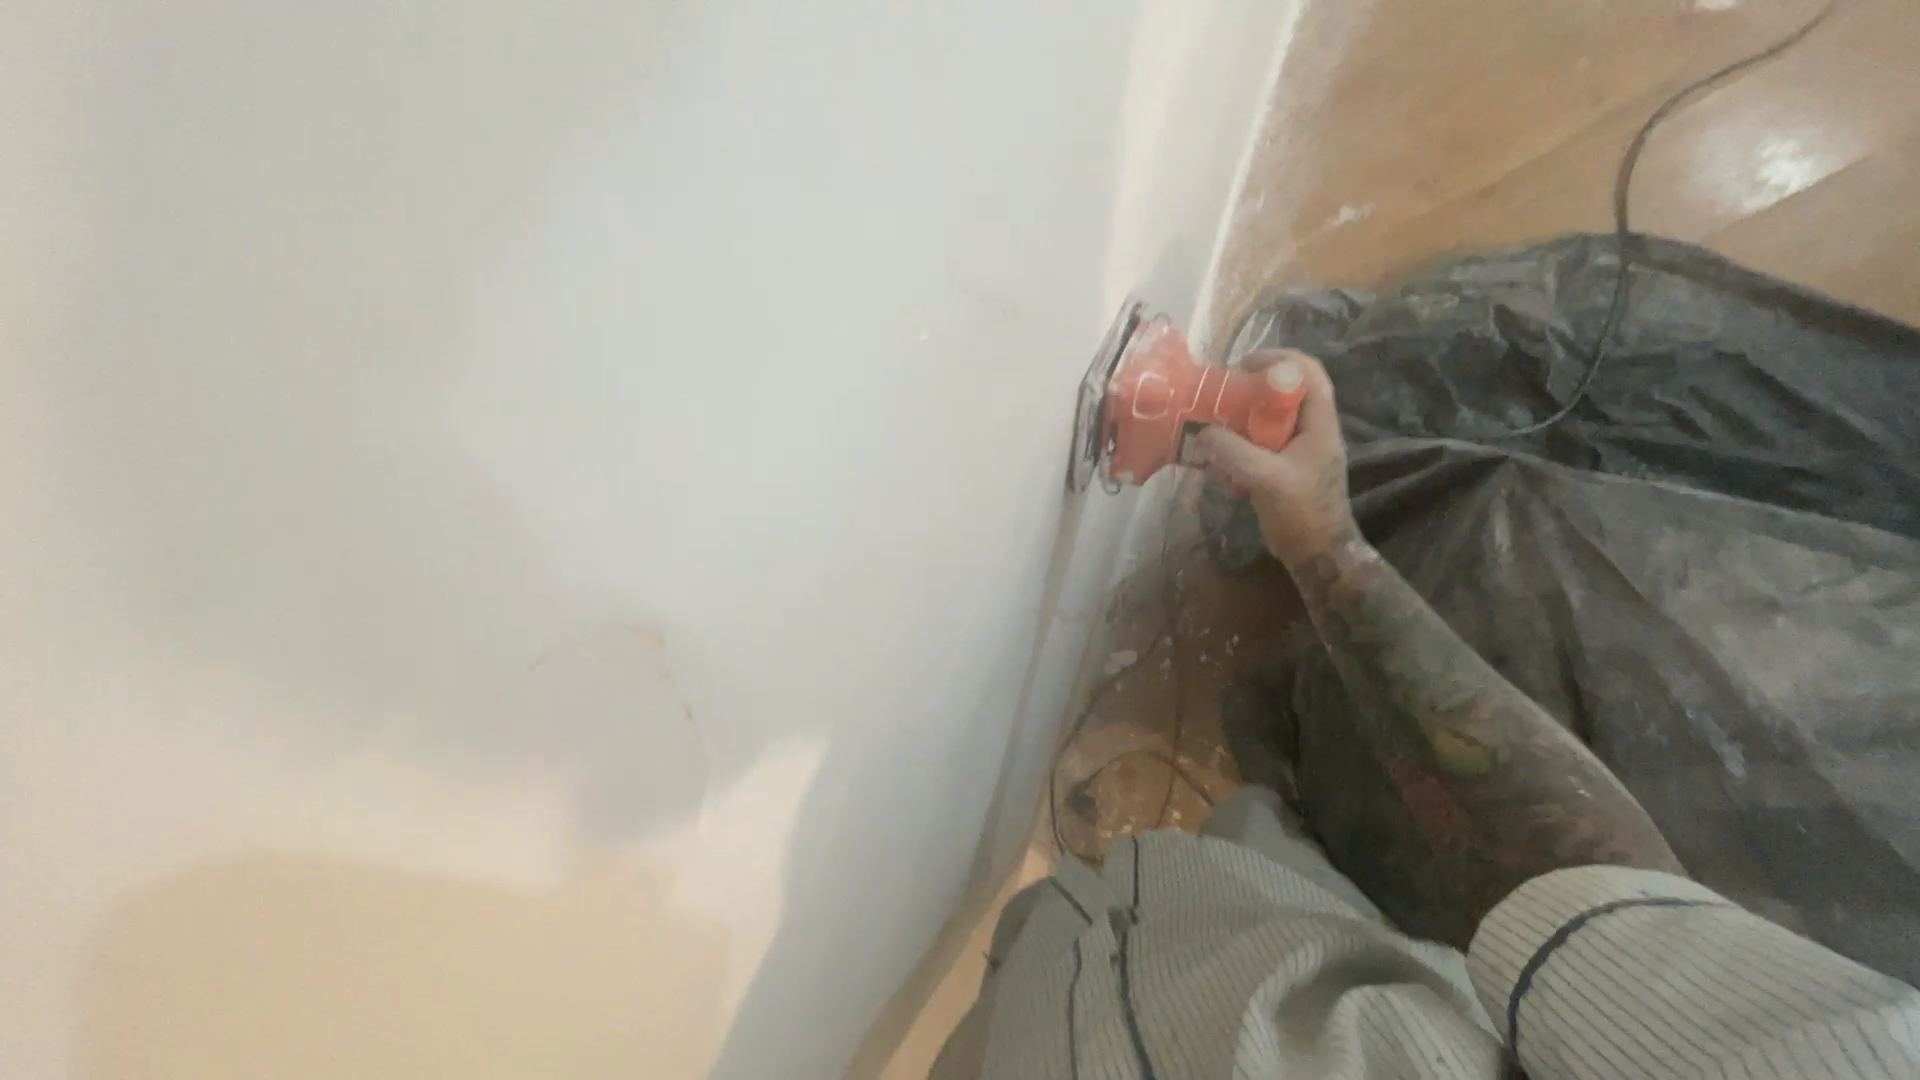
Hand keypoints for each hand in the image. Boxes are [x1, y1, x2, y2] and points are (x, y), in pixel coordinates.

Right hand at [1193, 350, 1355, 567]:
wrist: (1317, 553)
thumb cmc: (1302, 513)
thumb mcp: (1267, 479)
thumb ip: (1233, 452)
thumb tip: (1201, 433)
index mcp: (1319, 423)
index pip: (1307, 371)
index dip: (1276, 359)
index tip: (1241, 368)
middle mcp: (1311, 429)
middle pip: (1283, 391)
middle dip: (1249, 390)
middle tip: (1219, 397)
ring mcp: (1298, 449)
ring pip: (1268, 418)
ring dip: (1239, 419)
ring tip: (1213, 426)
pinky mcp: (1283, 466)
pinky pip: (1259, 442)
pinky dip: (1238, 444)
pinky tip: (1219, 459)